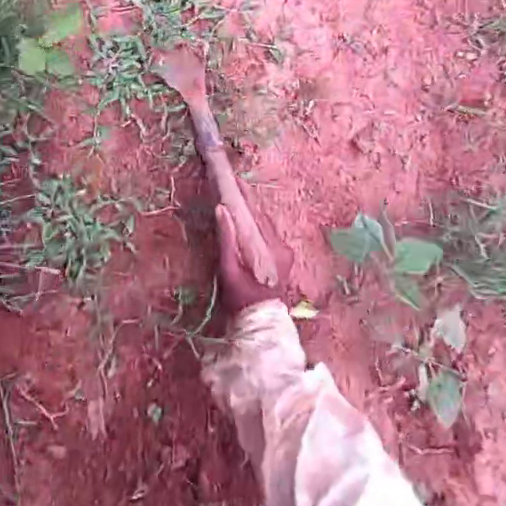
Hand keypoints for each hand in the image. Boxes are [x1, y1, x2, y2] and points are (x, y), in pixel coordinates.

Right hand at [215, 193, 294, 314]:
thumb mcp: (229, 270)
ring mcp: (284, 254)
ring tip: (236, 199)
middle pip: (263, 218)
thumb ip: (226, 239)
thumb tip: (221, 210)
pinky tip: (245, 221)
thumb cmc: (241, 300)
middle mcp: (283, 247)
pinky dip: (255, 225)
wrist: (260, 325)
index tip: (235, 180)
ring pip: (265, 226)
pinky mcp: (282, 259)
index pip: (257, 214)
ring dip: (251, 213)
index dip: (245, 196)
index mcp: (272, 248)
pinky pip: (267, 236)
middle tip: (233, 185)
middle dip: (247, 202)